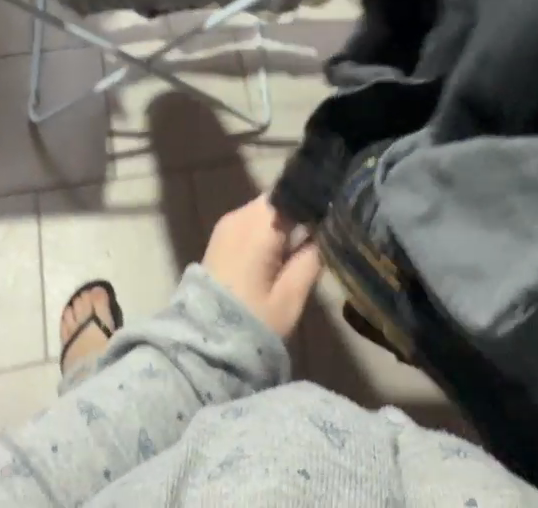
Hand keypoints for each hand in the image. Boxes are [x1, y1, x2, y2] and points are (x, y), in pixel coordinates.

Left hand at [202, 195, 323, 337]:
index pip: (292, 194)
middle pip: (278, 201)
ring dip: (283, 225)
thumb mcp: (291, 296)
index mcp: (259, 224)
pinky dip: (267, 233)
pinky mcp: (220, 238)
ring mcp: (226, 225)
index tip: (333, 218)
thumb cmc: (254, 320)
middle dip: (299, 216)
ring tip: (302, 250)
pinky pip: (251, 223)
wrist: (205, 343)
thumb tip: (325, 234)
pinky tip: (278, 257)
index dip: (313, 203)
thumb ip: (311, 259)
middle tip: (321, 240)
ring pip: (265, 212)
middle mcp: (239, 215)